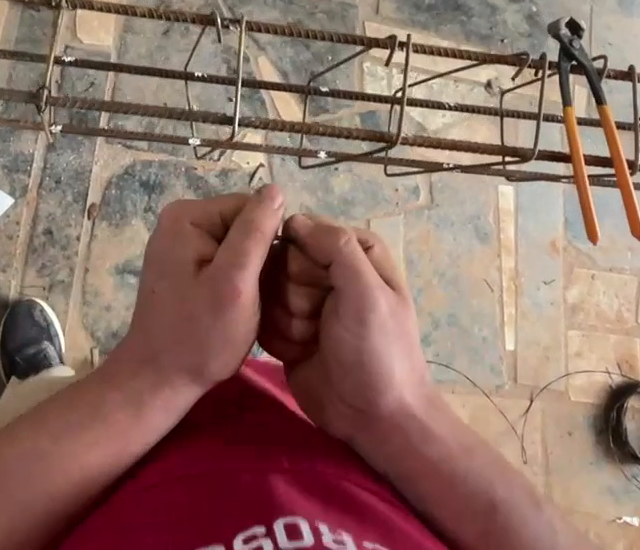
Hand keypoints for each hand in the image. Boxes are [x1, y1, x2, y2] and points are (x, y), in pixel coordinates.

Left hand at [105, 184, 285, 398]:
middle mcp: (181, 220)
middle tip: (263, 297)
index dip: (270, 241)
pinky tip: (238, 306)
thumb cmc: (199, 336)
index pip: (250, 208)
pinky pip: (226, 260)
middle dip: (261, 258)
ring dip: (253, 272)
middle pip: (244, 224)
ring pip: (240, 244)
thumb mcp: (234, 283)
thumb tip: (276, 189)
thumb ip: (255, 234)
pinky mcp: (186, 265)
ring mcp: (182, 243)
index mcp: (187, 216)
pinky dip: (239, 281)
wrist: (160, 380)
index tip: (273, 279)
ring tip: (251, 304)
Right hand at [258, 214, 434, 448]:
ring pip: (266, 289)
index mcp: (354, 250)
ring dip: (286, 319)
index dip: (303, 260)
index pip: (301, 232)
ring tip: (312, 340)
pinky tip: (299, 353)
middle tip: (320, 320)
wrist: (374, 418)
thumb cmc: (378, 350)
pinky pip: (261, 317)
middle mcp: (328, 269)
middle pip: (280, 260)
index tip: (323, 288)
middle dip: (294, 294)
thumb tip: (293, 220)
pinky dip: (278, 337)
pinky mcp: (287, 328)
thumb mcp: (366, 292)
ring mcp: (306, 300)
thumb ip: (335, 247)